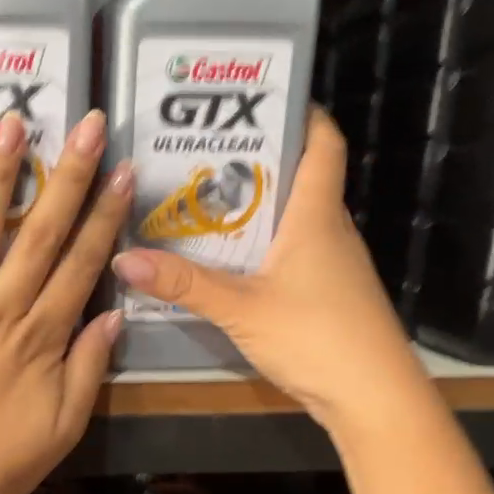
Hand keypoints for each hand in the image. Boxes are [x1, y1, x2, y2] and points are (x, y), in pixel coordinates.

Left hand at [0, 109, 130, 493]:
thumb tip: (114, 315)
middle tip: (87, 124)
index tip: (124, 171)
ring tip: (10, 128)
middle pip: (39, 238)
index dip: (105, 217)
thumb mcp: (64, 428)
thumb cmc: (2, 464)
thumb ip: (89, 370)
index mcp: (40, 341)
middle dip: (68, 178)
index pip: (80, 266)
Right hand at [110, 109, 426, 425]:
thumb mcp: (240, 307)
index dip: (300, 112)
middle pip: (297, 178)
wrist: (372, 395)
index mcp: (316, 214)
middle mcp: (328, 229)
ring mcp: (330, 264)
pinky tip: (223, 262)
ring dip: (251, 208)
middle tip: (198, 154)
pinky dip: (257, 247)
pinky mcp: (325, 294)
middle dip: (252, 162)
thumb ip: (183, 283)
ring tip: (197, 203)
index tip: (258, 98)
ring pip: (289, 219)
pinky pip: (287, 254)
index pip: (322, 143)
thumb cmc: (316, 336)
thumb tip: (122, 258)